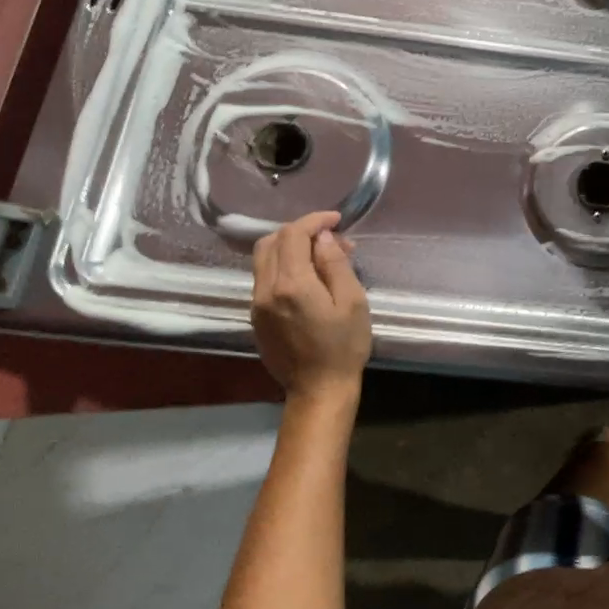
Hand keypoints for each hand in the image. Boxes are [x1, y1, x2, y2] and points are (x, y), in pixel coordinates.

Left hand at [250, 212, 371, 402]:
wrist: (318, 389)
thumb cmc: (344, 346)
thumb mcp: (352, 301)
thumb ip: (335, 265)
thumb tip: (323, 238)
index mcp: (291, 284)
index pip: (293, 235)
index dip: (315, 220)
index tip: (337, 219)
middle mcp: (266, 289)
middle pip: (272, 241)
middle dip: (300, 230)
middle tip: (331, 238)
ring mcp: (256, 304)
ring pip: (264, 258)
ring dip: (290, 247)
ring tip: (321, 255)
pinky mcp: (256, 316)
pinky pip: (264, 277)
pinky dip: (284, 265)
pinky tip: (308, 276)